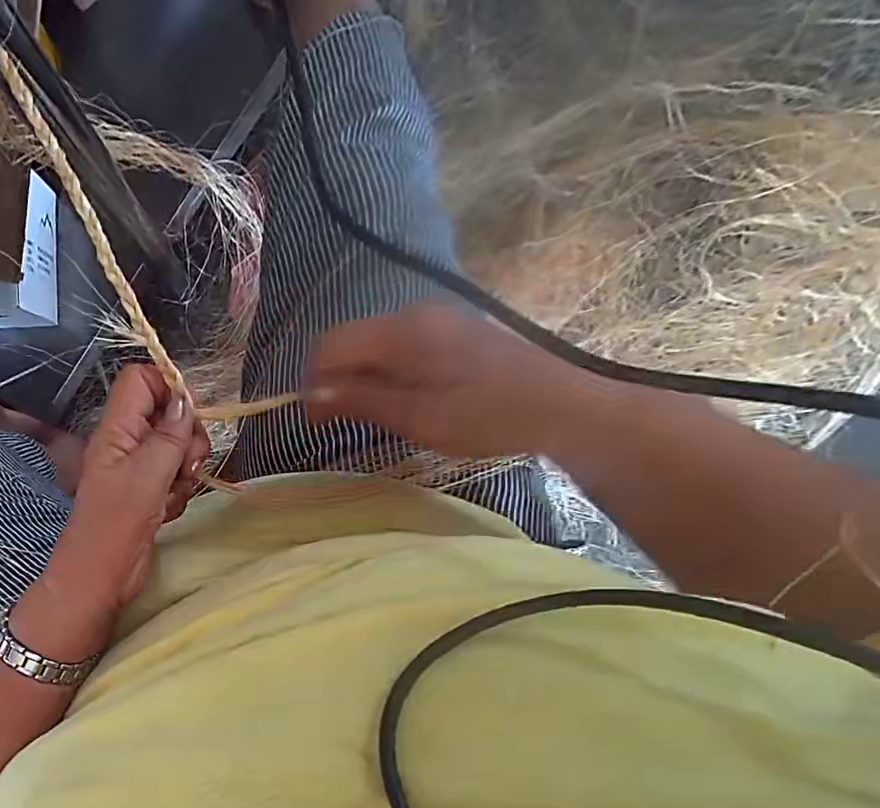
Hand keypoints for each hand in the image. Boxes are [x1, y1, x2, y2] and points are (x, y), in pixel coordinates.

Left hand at [14, 365, 205, 658]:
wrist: (99, 578)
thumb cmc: (115, 525)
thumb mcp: (147, 475)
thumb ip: (169, 435)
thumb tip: (185, 400)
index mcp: (116, 429)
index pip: (140, 380)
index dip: (168, 388)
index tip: (188, 417)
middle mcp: (126, 443)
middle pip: (167, 414)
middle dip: (186, 438)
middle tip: (185, 466)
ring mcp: (137, 469)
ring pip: (177, 449)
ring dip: (185, 470)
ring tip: (172, 493)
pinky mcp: (148, 492)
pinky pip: (175, 477)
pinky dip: (178, 492)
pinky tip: (167, 510)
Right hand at [304, 302, 643, 458]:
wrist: (567, 408)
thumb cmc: (488, 417)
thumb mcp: (417, 417)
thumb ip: (360, 400)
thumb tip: (312, 394)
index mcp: (403, 332)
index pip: (330, 345)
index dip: (313, 380)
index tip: (315, 418)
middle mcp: (415, 314)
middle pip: (350, 341)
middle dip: (334, 378)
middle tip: (338, 420)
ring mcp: (436, 319)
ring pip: (373, 344)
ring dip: (360, 376)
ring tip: (371, 413)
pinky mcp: (452, 330)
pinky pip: (398, 345)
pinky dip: (385, 370)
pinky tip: (402, 398)